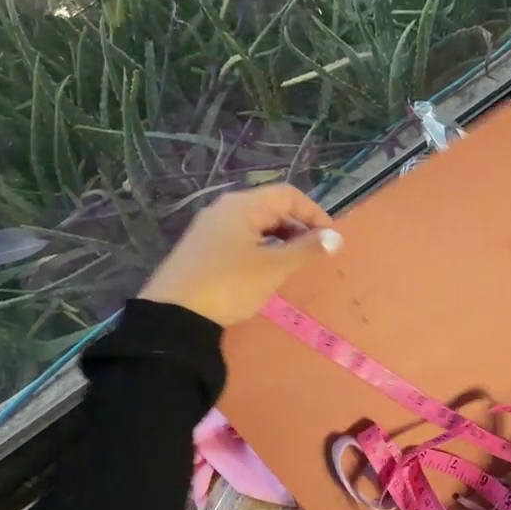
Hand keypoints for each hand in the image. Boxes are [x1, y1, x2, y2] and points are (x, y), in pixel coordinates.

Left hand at [138, 184, 341, 325]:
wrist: (174, 314)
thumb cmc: (230, 284)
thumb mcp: (274, 267)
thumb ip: (306, 249)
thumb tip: (336, 238)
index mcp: (243, 205)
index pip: (289, 195)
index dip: (315, 213)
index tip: (331, 240)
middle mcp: (225, 208)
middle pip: (272, 206)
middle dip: (299, 226)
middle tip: (316, 253)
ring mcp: (211, 227)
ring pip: (257, 223)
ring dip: (282, 238)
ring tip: (295, 263)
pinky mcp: (203, 247)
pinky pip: (242, 237)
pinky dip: (262, 246)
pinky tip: (266, 269)